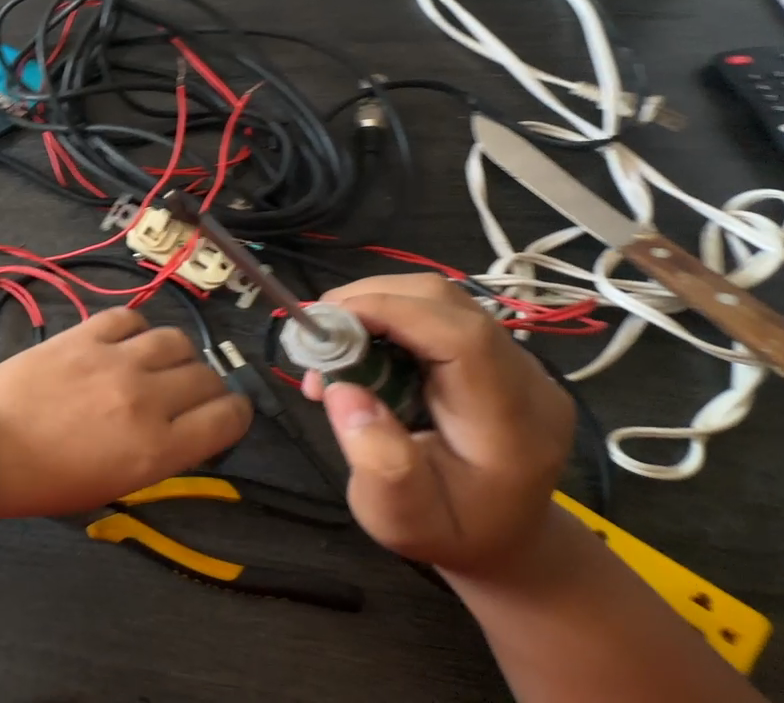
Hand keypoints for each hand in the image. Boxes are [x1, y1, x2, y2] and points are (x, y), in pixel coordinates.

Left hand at [0, 307, 251, 520]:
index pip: (229, 418)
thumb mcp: (118, 486)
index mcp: (159, 449)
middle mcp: (146, 399)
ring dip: (175, 354)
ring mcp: (113, 361)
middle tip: (184, 394)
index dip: (234, 415)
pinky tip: (125, 341)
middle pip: (205, 377)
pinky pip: (128, 317)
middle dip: (205, 387)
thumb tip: (184, 427)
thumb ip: (161, 454)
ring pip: (174, 340)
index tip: (223, 414)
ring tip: (157, 364)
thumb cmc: (47, 482)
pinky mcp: (81, 336)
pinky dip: (135, 328)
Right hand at [303, 274, 574, 576]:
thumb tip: (341, 390)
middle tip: (316, 334)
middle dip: (371, 301)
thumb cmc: (449, 532)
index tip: (322, 323)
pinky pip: (437, 311)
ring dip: (374, 304)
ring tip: (332, 343)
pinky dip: (387, 314)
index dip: (388, 312)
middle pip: (448, 304)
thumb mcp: (402, 519)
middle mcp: (527, 382)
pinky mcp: (496, 356)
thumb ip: (379, 463)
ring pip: (440, 298)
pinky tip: (361, 347)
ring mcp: (517, 364)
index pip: (461, 337)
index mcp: (510, 425)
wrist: (506, 544)